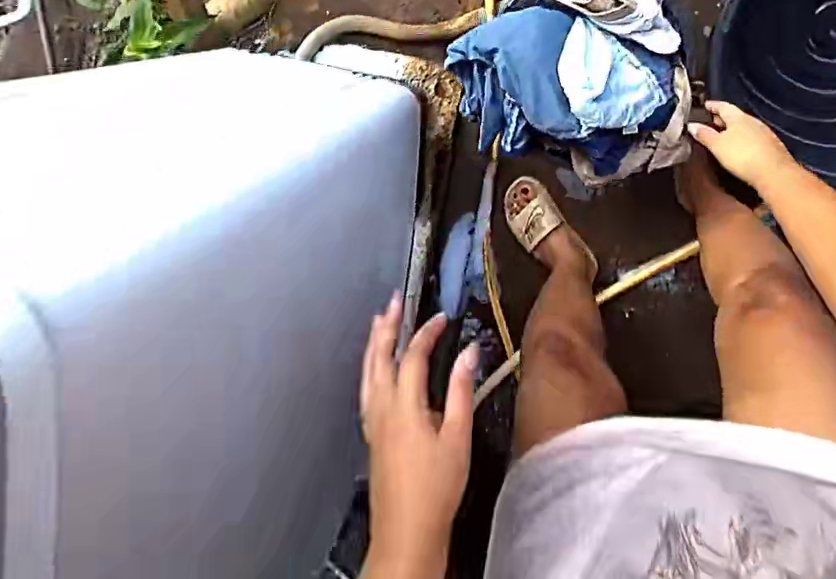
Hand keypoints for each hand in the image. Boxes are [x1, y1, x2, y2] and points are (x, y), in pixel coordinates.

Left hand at [359, 294, 478, 578]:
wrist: (407, 534)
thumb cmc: (437, 487)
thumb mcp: (458, 436)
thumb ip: (460, 390)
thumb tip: (469, 352)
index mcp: (405, 407)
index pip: (413, 357)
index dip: (427, 333)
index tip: (443, 318)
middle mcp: (383, 410)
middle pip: (381, 359)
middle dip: (388, 328)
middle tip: (394, 301)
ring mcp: (374, 424)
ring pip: (368, 374)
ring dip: (375, 345)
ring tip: (378, 322)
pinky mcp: (372, 437)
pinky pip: (366, 390)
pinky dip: (370, 369)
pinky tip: (374, 369)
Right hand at [687, 100, 799, 188]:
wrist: (774, 172)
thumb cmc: (742, 155)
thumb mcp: (717, 145)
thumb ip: (704, 134)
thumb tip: (692, 125)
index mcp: (738, 117)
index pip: (723, 106)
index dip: (713, 105)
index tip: (706, 105)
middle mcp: (752, 121)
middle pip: (735, 116)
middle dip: (723, 118)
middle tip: (712, 121)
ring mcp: (764, 133)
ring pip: (746, 126)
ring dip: (735, 129)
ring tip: (725, 136)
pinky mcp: (772, 146)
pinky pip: (754, 137)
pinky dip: (745, 139)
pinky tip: (742, 148)